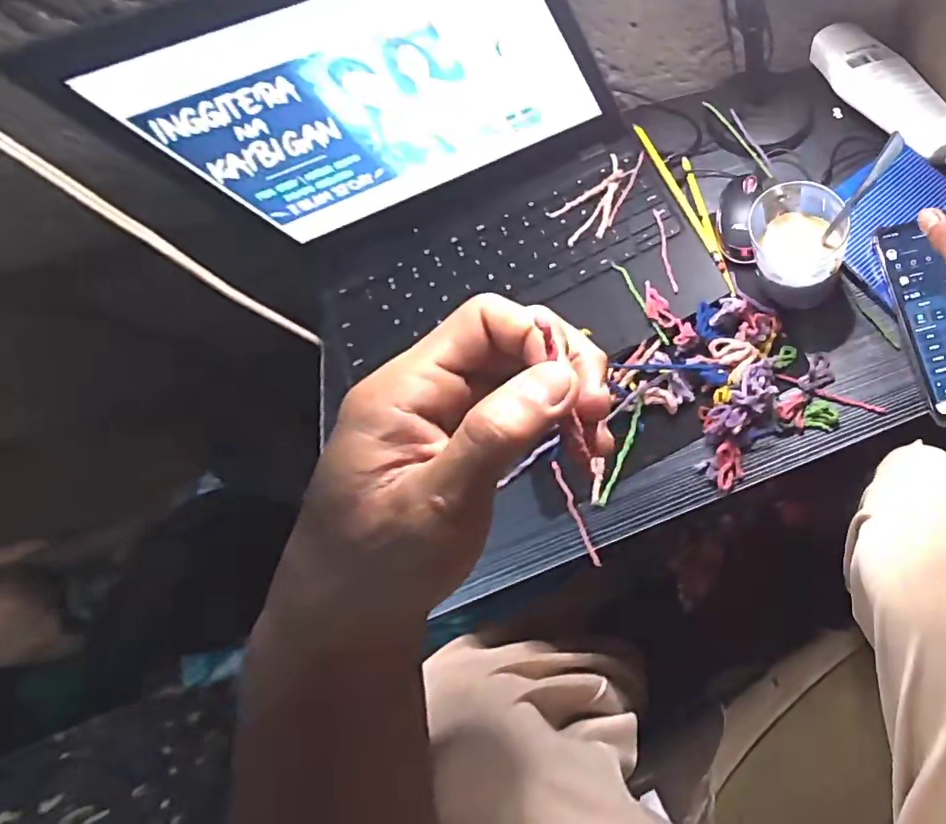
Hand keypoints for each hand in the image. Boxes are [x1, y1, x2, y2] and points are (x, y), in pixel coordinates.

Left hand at [260, 296, 613, 643]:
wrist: (348, 624)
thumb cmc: (379, 568)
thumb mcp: (437, 503)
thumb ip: (496, 433)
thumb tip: (562, 376)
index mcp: (408, 388)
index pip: (485, 320)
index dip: (538, 338)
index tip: (575, 390)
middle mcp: (434, 387)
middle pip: (516, 339)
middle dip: (566, 368)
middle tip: (597, 415)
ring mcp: (456, 411)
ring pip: (530, 372)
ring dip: (573, 397)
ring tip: (595, 440)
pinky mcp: (475, 436)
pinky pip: (529, 407)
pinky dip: (564, 421)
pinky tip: (582, 449)